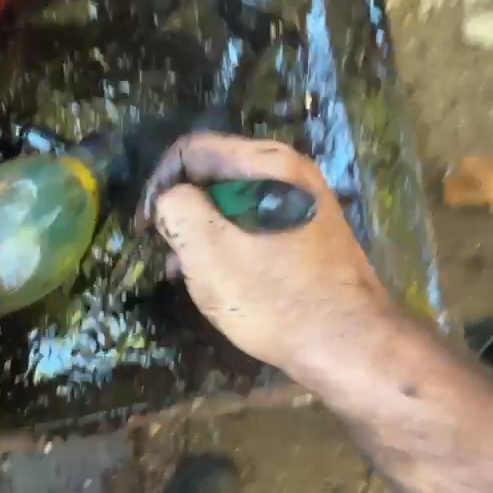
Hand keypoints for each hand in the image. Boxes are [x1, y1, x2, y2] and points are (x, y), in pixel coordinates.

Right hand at [142, 133, 394, 375]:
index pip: (190, 150)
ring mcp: (302, 201)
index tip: (146, 230)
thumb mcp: (207, 252)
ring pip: (231, 200)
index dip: (158, 186)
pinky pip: (252, 221)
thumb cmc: (271, 297)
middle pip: (212, 172)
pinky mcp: (307, 230)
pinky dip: (227, 241)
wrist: (346, 342)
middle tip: (167, 253)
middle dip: (180, 209)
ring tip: (188, 271)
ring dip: (201, 230)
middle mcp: (289, 171)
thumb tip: (169, 200)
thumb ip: (177, 209)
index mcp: (265, 165)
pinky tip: (220, 277)